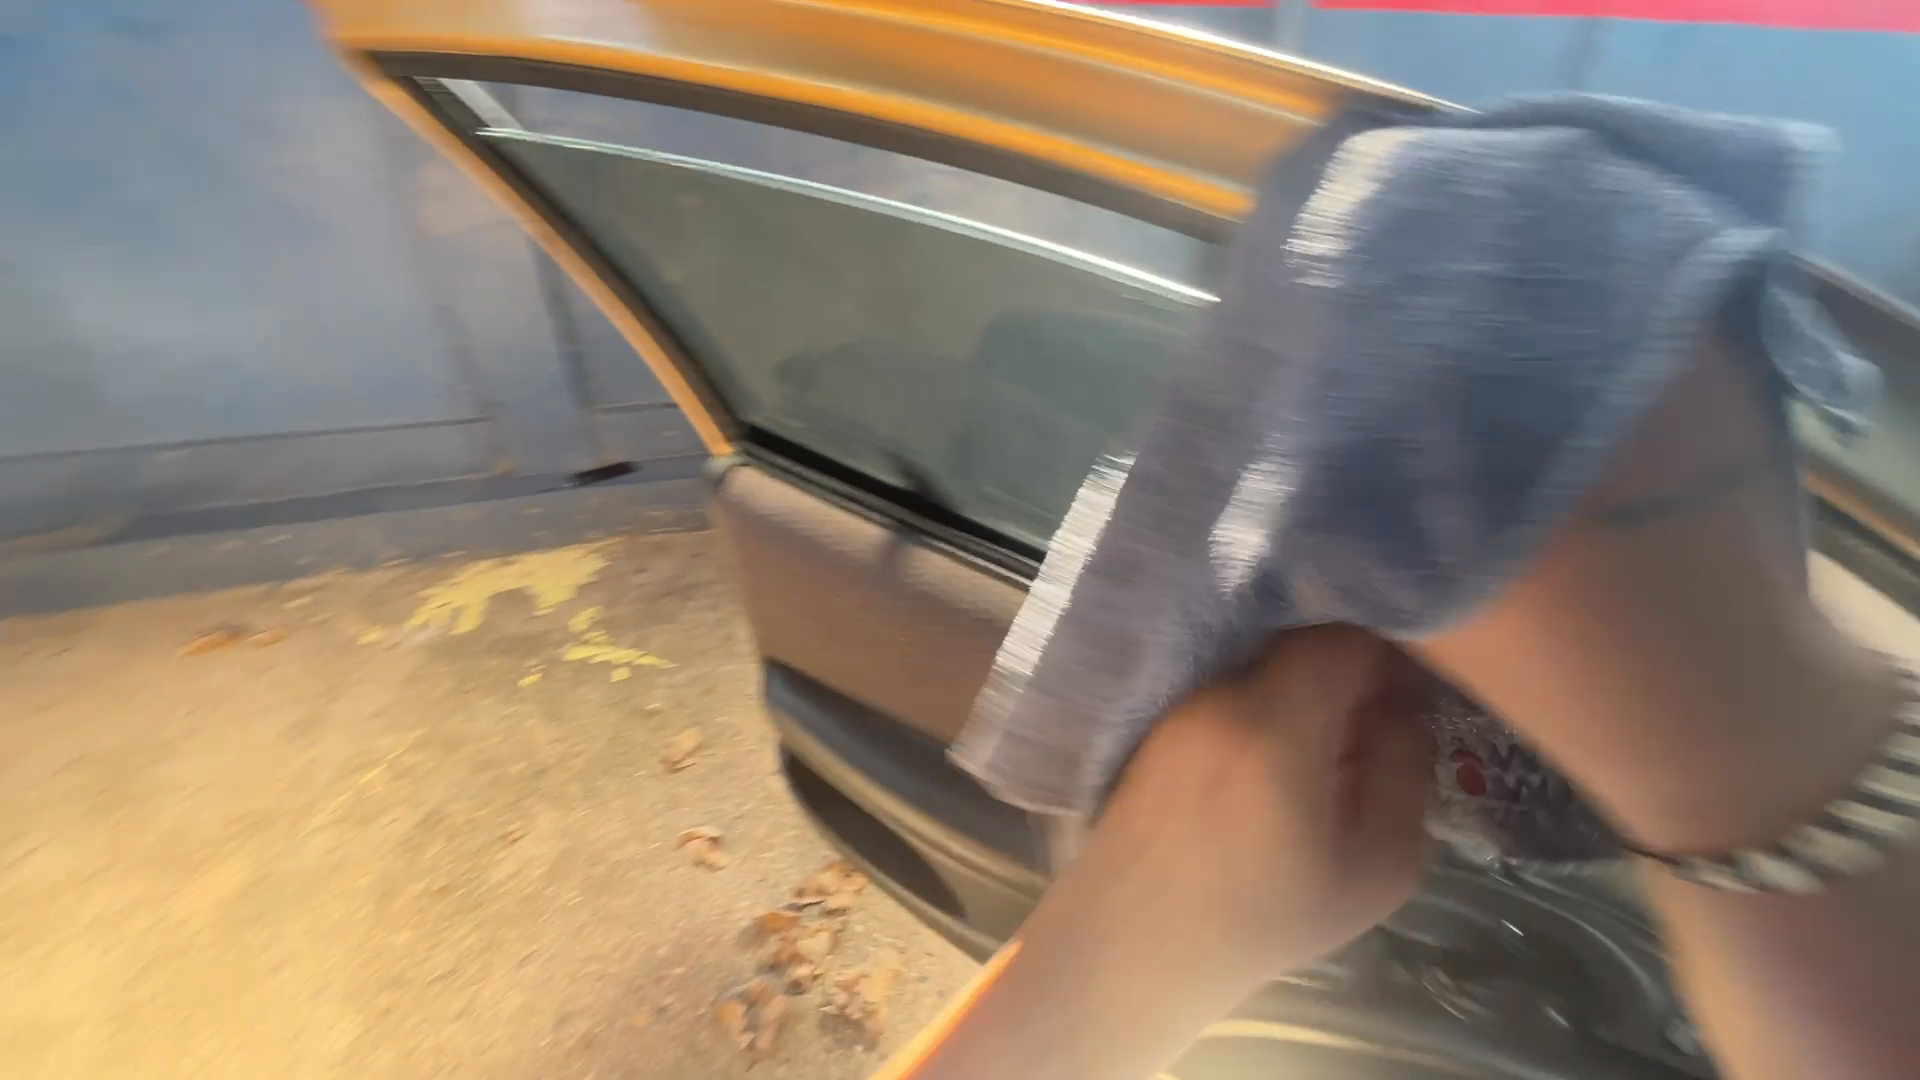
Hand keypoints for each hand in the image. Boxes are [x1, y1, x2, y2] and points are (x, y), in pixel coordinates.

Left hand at [1089, 624, 1435, 979]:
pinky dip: (1256, 709)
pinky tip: (1268, 762)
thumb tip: (1400, 712)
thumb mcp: (1377, 863)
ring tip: (1318, 751)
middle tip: (1367, 724)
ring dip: (1296, 693)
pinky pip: (1221, 692)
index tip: (1403, 696)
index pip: (1335, 640)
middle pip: (1292, 648)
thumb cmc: (1269, 912)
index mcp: (1272, 723)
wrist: (1144, 934)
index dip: (1382, 656)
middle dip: (1340, 676)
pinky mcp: (1156, 723)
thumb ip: (1402, 771)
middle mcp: (1216, 697)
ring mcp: (1179, 706)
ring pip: (1254, 669)